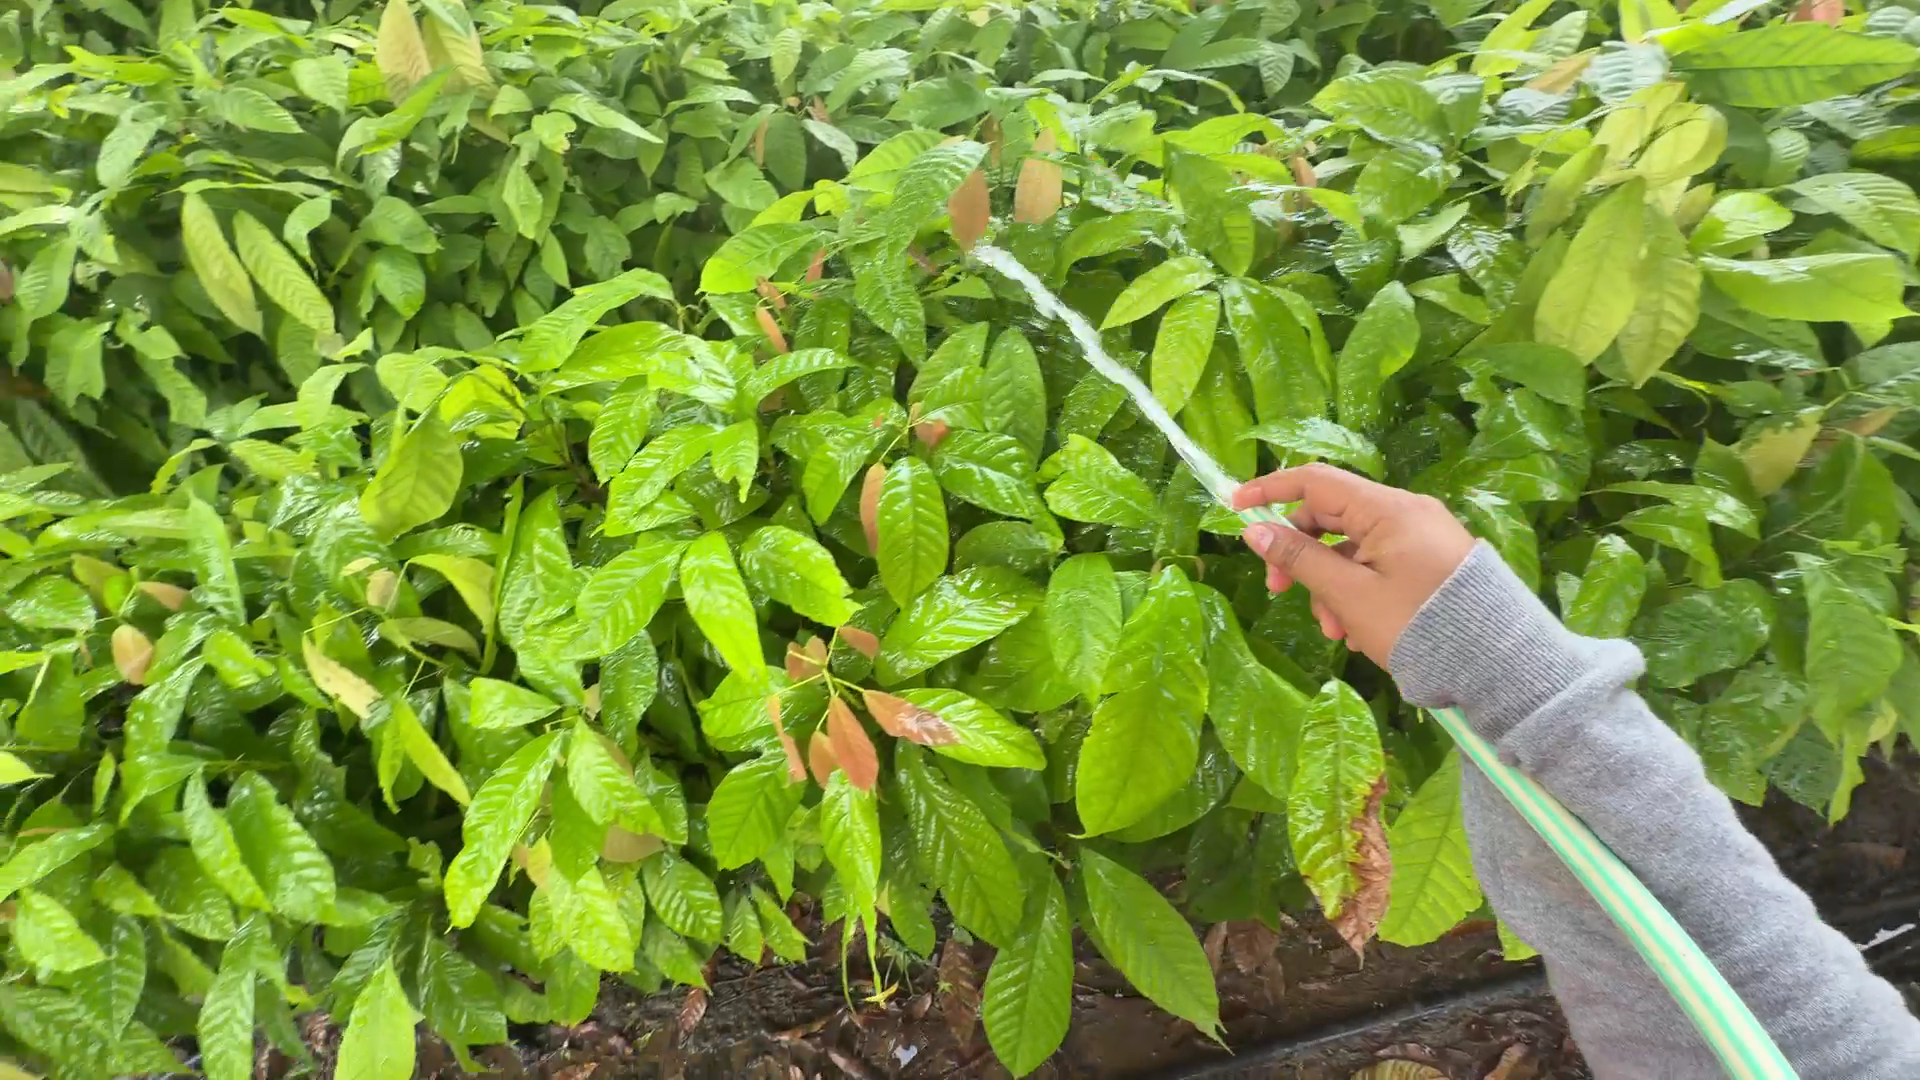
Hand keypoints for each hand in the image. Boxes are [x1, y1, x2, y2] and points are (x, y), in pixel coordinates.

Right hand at [1232, 464, 1475, 669]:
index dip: (1270, 489)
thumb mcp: (1347, 594)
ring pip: (1350, 547)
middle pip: (1329, 517)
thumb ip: (1298, 558)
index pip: (1315, 480)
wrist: (1504, 667)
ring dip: (1327, 583)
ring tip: (1333, 630)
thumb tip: (1255, 532)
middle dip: (1299, 555)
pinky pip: (1376, 564)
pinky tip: (1356, 630)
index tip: (1235, 505)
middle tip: (1278, 591)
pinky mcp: (1429, 562)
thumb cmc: (1417, 624)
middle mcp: (1405, 513)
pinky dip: (1354, 590)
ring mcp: (1420, 537)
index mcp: (1387, 510)